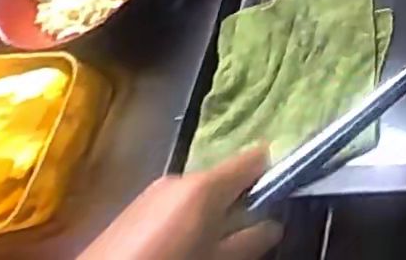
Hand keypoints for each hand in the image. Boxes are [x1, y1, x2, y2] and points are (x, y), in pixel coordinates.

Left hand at [78, 146, 280, 259]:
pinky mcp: (130, 209)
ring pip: (198, 193)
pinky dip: (182, 221)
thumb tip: (274, 225)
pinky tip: (171, 252)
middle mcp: (182, 177)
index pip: (257, 156)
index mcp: (207, 185)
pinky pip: (172, 205)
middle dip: (236, 202)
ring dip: (207, 214)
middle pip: (226, 177)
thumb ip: (247, 243)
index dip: (269, 175)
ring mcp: (153, 191)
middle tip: (236, 237)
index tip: (273, 200)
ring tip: (201, 249)